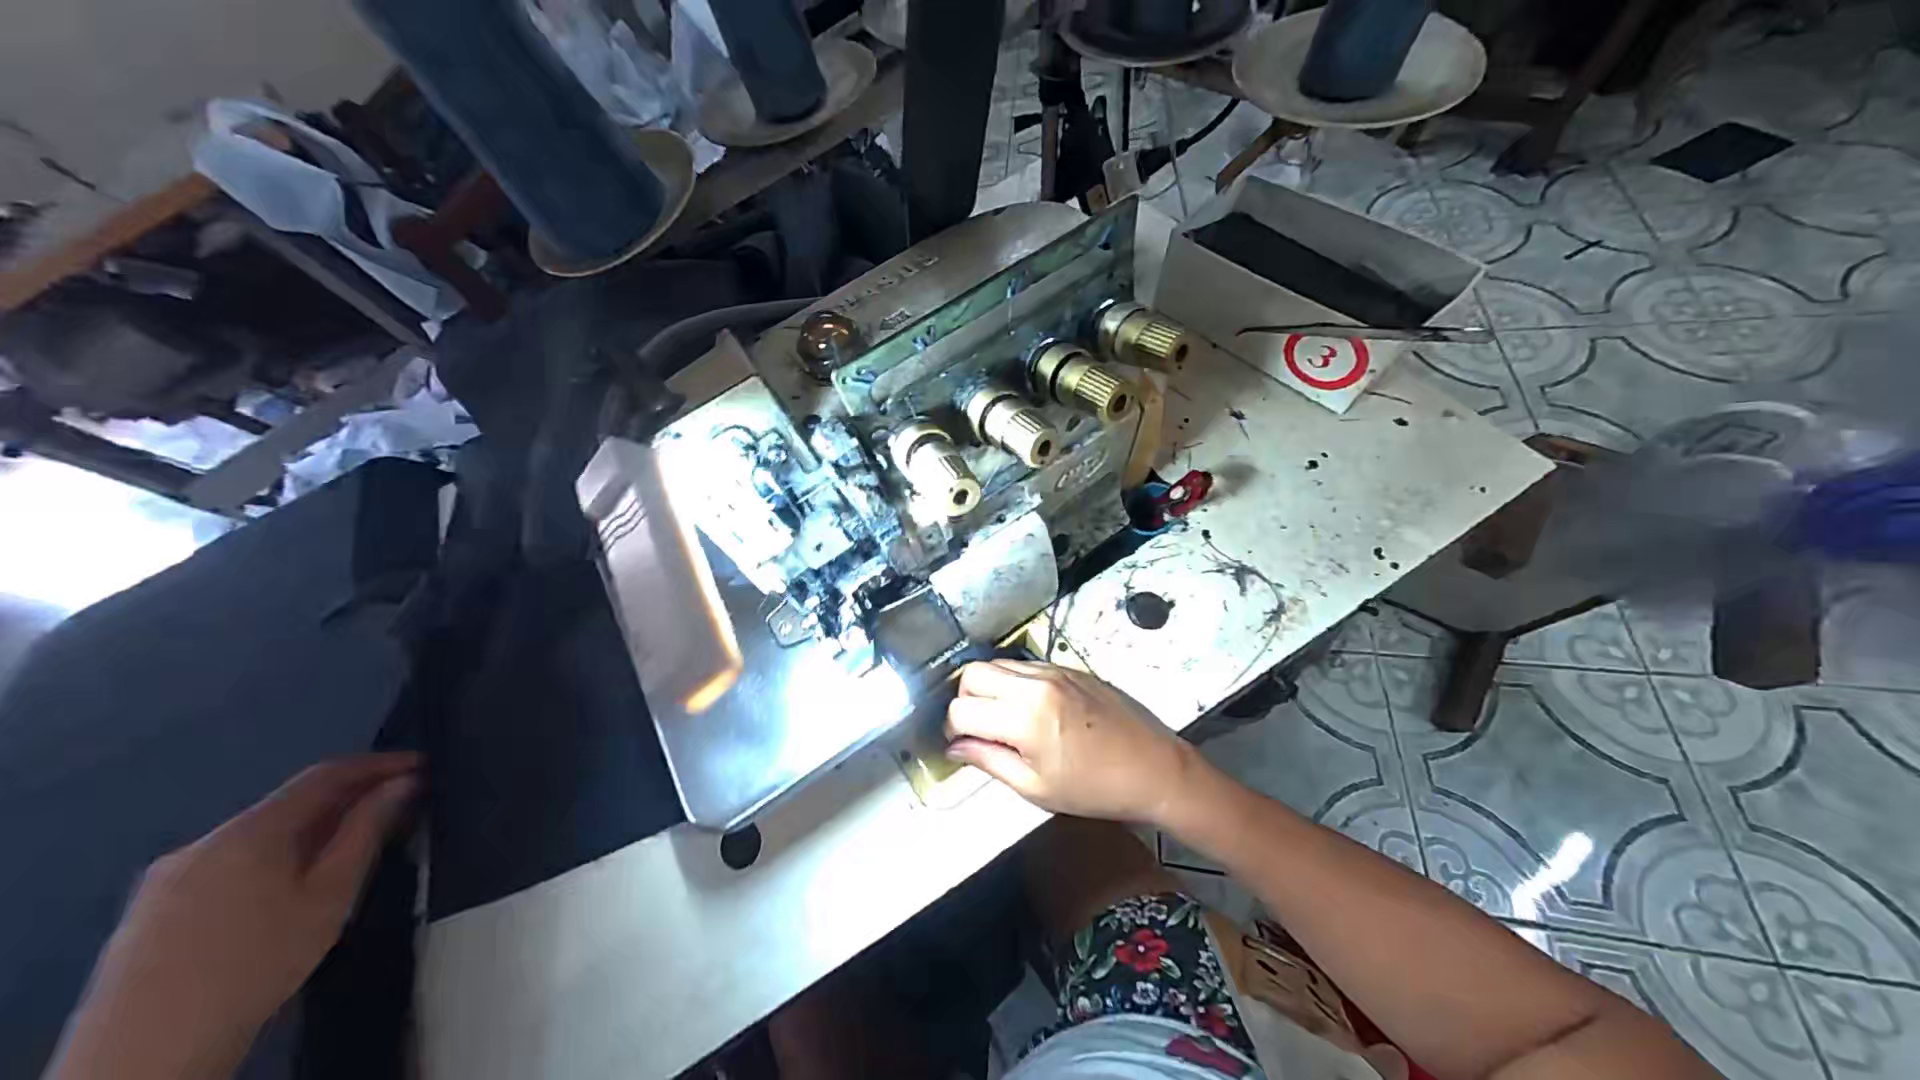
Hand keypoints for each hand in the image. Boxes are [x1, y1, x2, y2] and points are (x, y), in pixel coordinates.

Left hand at [49, 754, 419, 1079]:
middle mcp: (204, 840)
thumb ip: (365, 831)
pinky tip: (289, 886)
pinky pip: (227, 862)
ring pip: (257, 835)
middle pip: (288, 804)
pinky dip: (272, 857)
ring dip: (309, 831)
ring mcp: (168, 875)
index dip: (378, 764)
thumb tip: (402, 783)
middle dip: (346, 800)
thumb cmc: (256, 964)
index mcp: (249, 831)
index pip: (324, 774)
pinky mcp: (150, 908)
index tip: (421, 765)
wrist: (144, 1057)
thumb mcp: (329, 895)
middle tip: (396, 808)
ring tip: (350, 848)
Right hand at [944, 660, 1200, 823]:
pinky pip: (1025, 665)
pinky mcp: (1069, 668)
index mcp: (1024, 717)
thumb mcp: (1035, 787)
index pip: (962, 708)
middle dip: (965, 699)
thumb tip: (955, 747)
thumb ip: (989, 761)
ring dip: (988, 687)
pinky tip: (1027, 709)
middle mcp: (1035, 684)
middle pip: (972, 674)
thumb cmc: (1095, 788)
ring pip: (997, 664)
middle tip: (977, 727)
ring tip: (1001, 718)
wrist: (1153, 768)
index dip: (952, 729)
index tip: (961, 744)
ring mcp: (1054, 671)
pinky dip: (1013, 681)